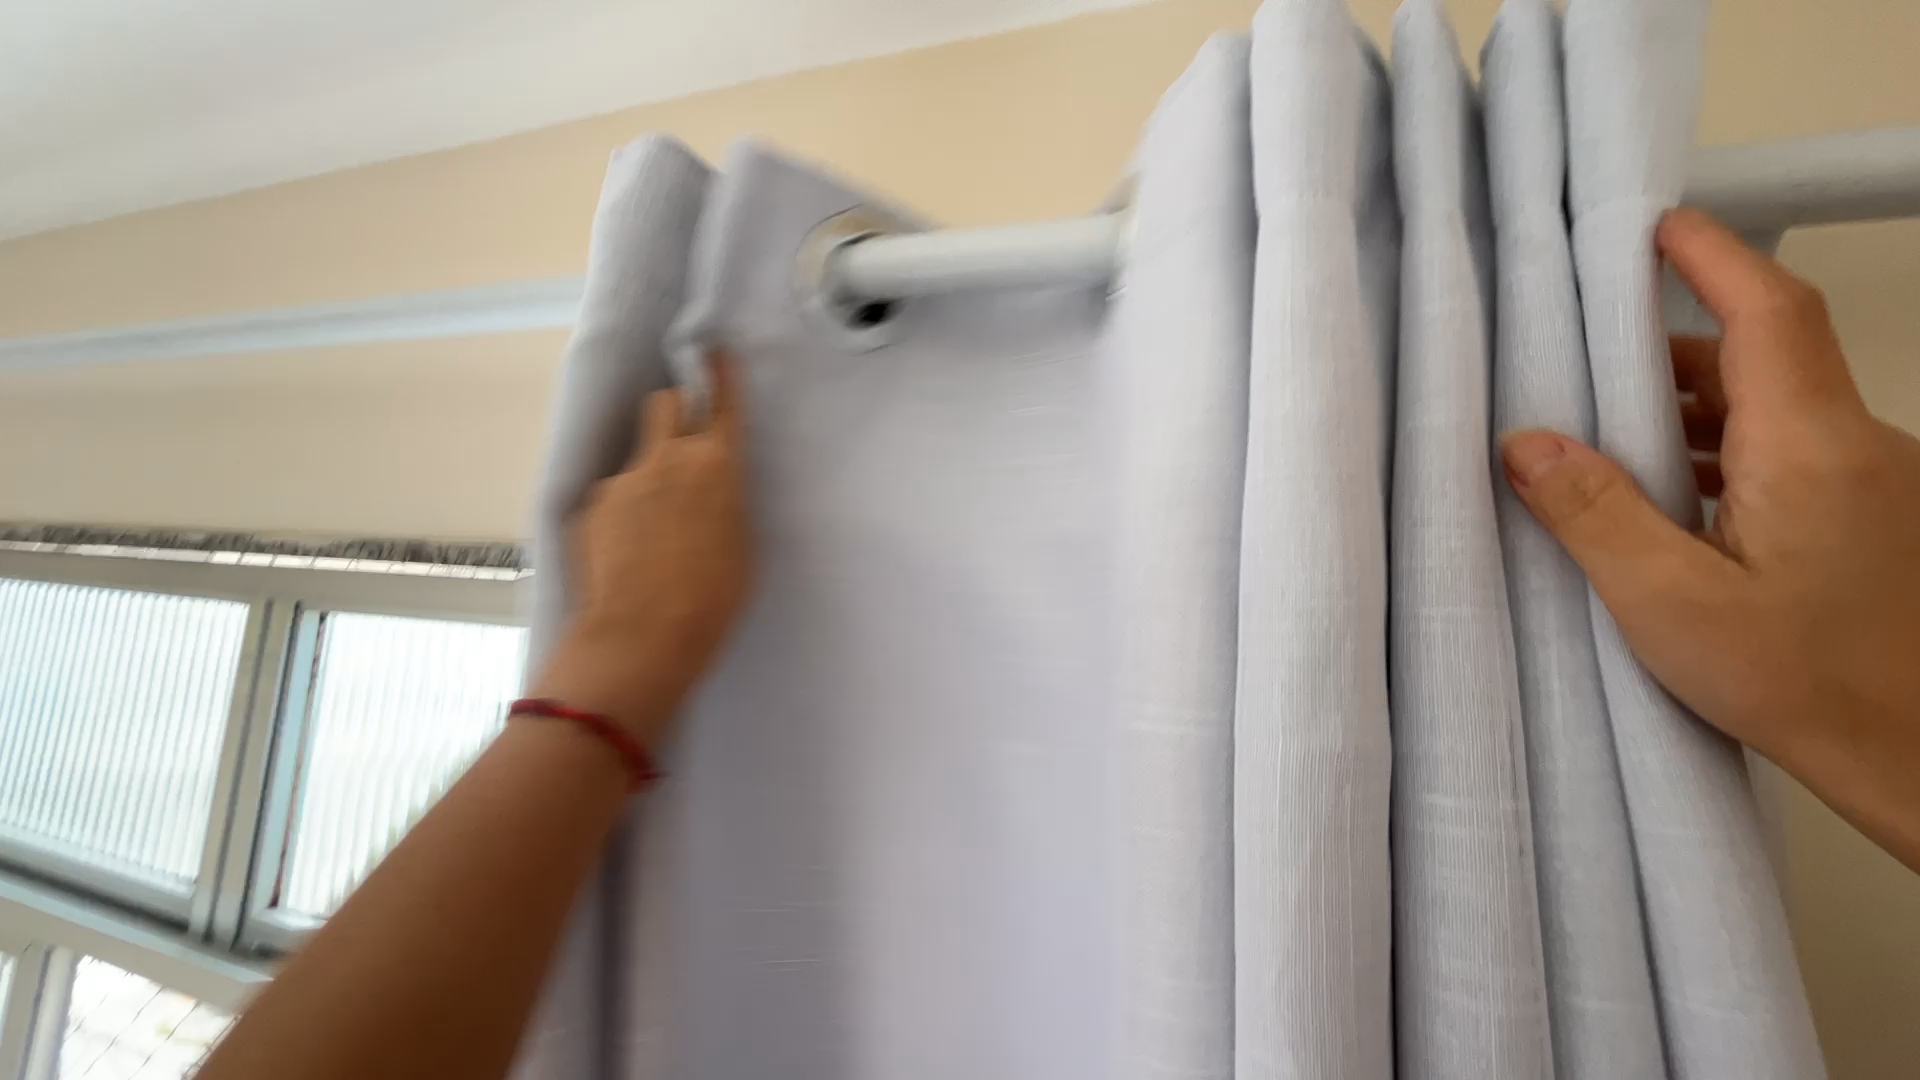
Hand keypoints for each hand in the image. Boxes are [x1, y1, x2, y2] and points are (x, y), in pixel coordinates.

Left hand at [531, 354, 752, 750]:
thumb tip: (714, 493)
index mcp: (717, 466)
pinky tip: (631, 548)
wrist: (643, 635)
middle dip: (676, 410)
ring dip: (652, 468)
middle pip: (665, 402)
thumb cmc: (714, 597)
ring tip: (657, 521)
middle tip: (684, 441)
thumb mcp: (742, 545)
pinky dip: (628, 508)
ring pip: (640, 452)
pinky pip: (618, 492)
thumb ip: (727, 503)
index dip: (721, 374)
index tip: (715, 352)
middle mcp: (668, 459)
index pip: (721, 402)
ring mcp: (624, 479)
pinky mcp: (593, 504)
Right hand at [1499, 207, 1919, 872]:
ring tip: (1591, 423)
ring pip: (1760, 412)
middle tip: (1577, 347)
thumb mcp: (1668, 598)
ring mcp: (1860, 488)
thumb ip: (1593, 512)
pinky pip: (1771, 456)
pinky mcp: (1855, 524)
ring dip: (1677, 405)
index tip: (1655, 226)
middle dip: (1664, 345)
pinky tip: (1650, 491)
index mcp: (1810, 449)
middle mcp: (1849, 450)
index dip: (1711, 262)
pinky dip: (1702, 450)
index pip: (1767, 318)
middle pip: (1755, 361)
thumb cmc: (1804, 679)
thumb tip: (1523, 441)